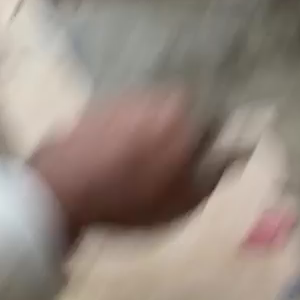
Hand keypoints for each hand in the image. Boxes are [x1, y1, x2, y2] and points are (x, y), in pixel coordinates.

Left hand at [27, 89, 222, 242]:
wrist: (57, 194)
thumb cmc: (133, 199)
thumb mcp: (188, 198)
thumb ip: (219, 171)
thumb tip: (242, 150)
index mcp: (184, 117)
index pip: (215, 119)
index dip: (212, 141)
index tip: (204, 161)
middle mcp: (154, 99)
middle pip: (181, 110)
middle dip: (182, 128)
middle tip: (174, 161)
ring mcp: (118, 101)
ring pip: (149, 112)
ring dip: (152, 129)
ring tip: (142, 163)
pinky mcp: (88, 111)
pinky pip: (120, 119)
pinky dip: (123, 134)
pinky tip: (115, 161)